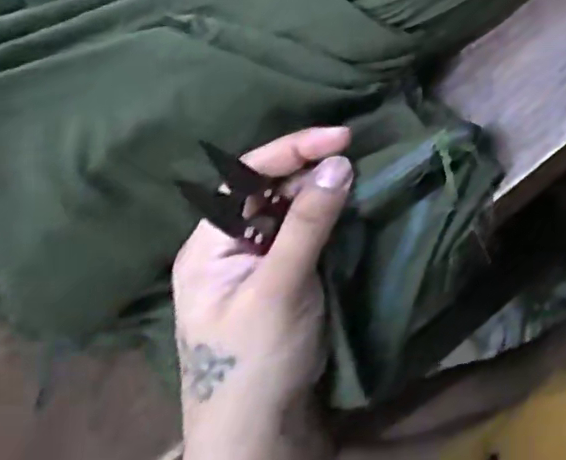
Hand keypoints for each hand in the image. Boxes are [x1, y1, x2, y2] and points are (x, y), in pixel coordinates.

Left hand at [174, 126, 355, 459]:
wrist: (259, 440)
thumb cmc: (255, 362)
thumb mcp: (280, 288)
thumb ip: (307, 222)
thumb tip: (340, 161)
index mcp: (207, 246)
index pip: (245, 178)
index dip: (291, 150)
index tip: (340, 137)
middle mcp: (227, 248)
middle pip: (267, 189)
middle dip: (308, 166)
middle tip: (354, 154)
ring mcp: (256, 264)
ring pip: (288, 208)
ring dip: (320, 188)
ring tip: (358, 172)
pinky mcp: (283, 279)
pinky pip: (303, 231)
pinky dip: (327, 213)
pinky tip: (349, 204)